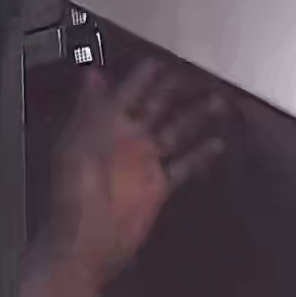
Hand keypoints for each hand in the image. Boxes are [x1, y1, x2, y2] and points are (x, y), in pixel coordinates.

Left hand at [42, 62, 225, 284]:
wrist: (86, 240)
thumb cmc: (75, 189)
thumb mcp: (77, 141)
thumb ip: (90, 106)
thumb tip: (93, 71)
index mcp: (108, 121)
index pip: (131, 89)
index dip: (147, 74)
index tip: (166, 56)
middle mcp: (130, 135)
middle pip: (159, 104)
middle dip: (178, 87)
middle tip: (202, 71)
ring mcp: (146, 159)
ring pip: (176, 129)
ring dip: (197, 115)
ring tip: (220, 99)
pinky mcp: (159, 184)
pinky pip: (183, 165)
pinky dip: (201, 154)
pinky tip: (219, 143)